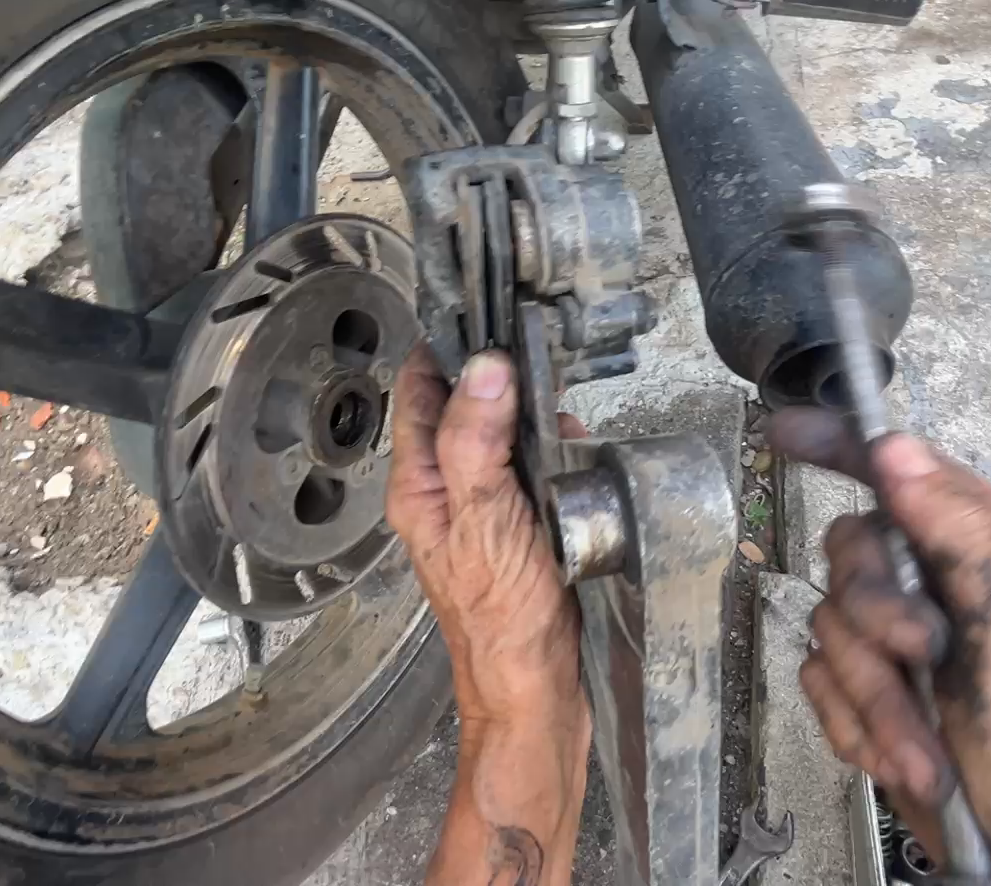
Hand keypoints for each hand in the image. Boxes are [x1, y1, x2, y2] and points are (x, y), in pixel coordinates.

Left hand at [386, 345, 585, 722]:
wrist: (534, 680)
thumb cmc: (500, 612)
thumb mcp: (485, 518)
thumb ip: (477, 441)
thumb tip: (484, 365)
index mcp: (419, 480)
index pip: (420, 387)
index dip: (446, 345)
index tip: (483, 309)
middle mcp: (443, 483)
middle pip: (462, 401)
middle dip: (496, 372)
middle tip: (535, 345)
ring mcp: (480, 497)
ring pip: (499, 427)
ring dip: (528, 407)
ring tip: (558, 395)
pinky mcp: (514, 512)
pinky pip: (527, 458)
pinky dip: (548, 441)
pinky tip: (571, 442)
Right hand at [772, 410, 990, 885]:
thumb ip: (956, 527)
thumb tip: (892, 447)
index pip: (905, 473)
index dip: (842, 447)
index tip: (785, 433)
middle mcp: (944, 582)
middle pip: (853, 549)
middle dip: (874, 611)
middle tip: (913, 653)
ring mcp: (906, 638)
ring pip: (832, 621)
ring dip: (874, 690)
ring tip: (921, 743)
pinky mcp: (876, 689)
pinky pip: (822, 676)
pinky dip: (857, 721)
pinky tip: (903, 756)